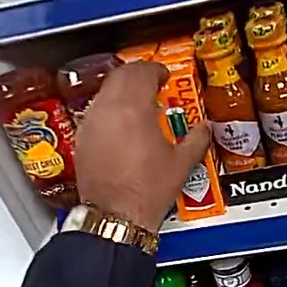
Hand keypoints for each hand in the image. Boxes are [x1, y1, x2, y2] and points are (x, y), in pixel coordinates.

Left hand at [74, 61, 210, 229]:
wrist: (117, 217)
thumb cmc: (147, 190)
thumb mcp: (182, 163)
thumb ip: (196, 139)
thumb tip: (204, 128)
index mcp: (133, 110)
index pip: (140, 72)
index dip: (155, 70)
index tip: (164, 75)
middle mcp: (107, 111)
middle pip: (119, 76)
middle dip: (137, 75)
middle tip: (153, 82)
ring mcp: (91, 125)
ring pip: (105, 92)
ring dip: (122, 90)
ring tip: (140, 102)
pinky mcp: (83, 141)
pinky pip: (96, 113)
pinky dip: (110, 109)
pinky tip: (124, 125)